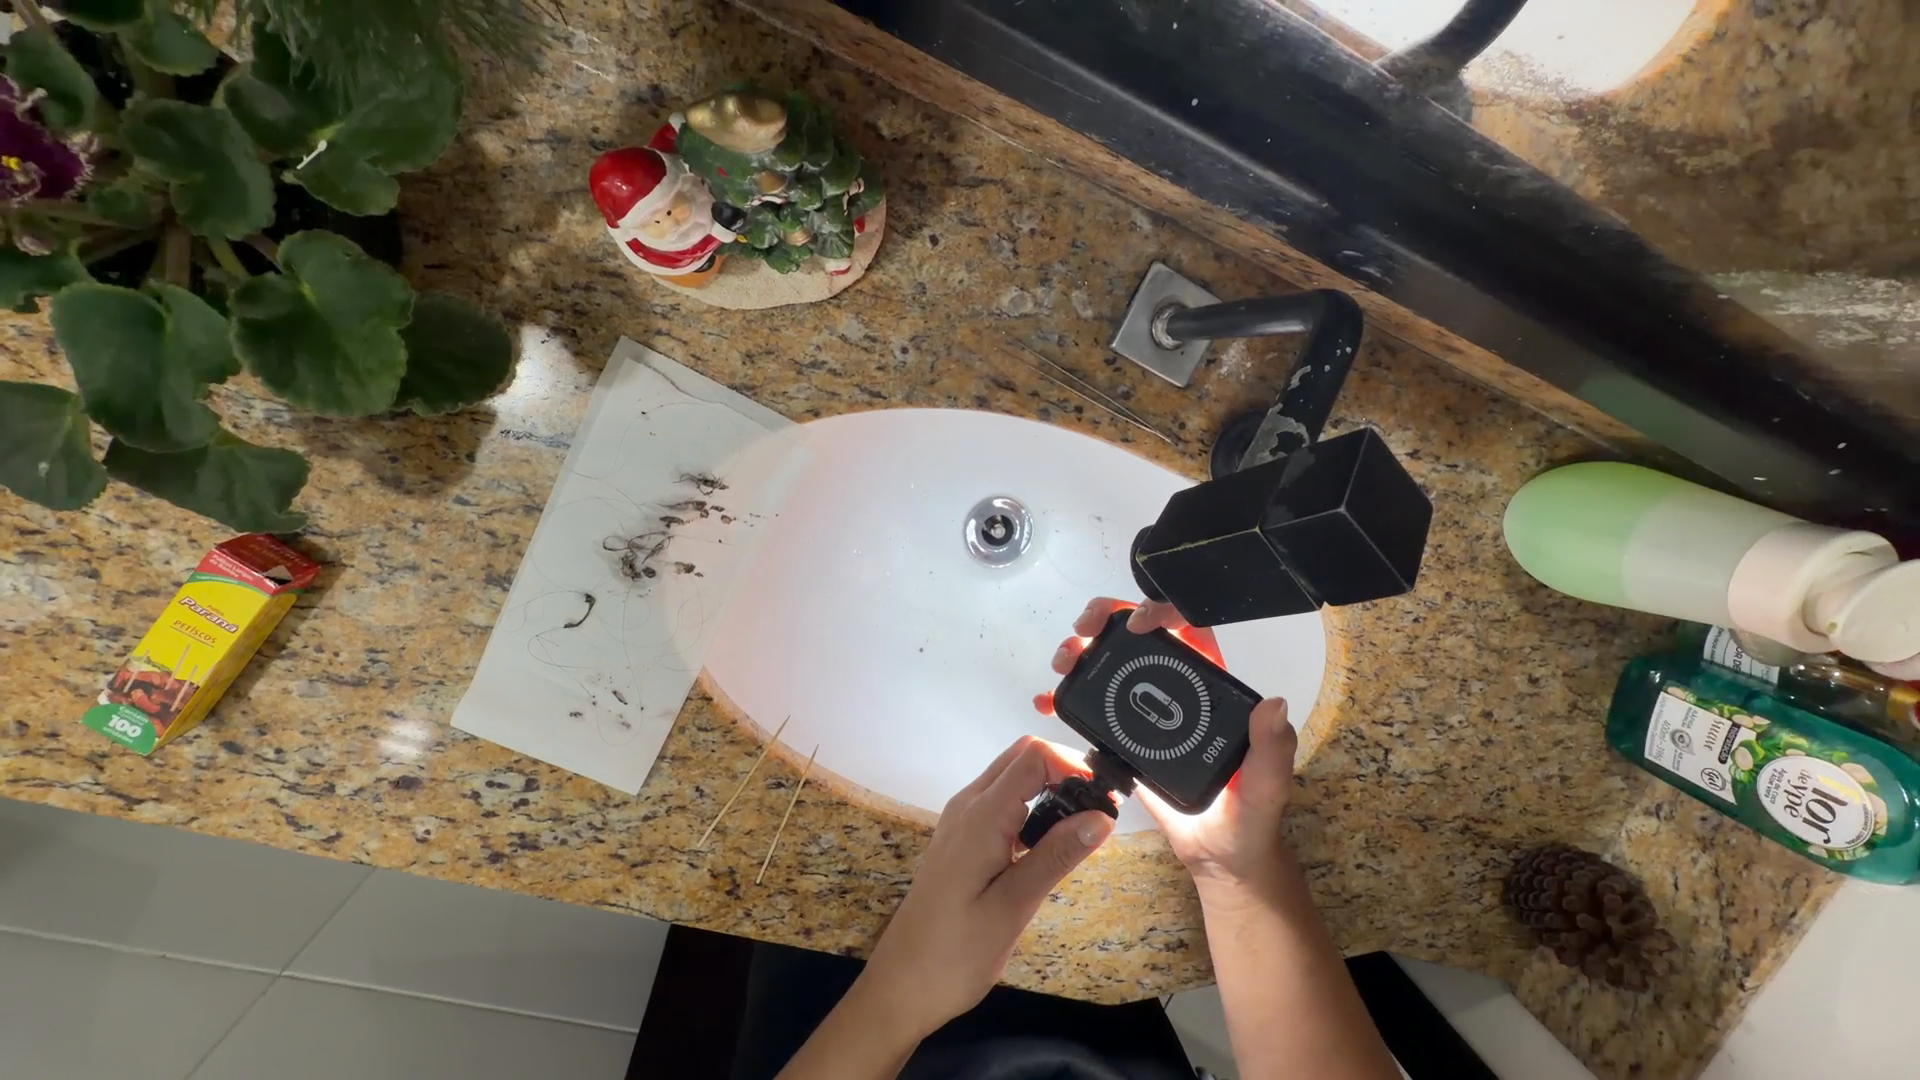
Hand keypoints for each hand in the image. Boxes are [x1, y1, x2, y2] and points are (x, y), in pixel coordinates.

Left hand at [857, 736, 1114, 1039]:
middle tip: (1101, 808)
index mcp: (981, 816)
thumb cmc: (955, 953)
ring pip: (1011, 778)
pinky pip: (1001, 803)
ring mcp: (961, 821)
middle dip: (1065, 770)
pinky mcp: (962, 839)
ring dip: (1050, 788)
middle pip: (1021, 758)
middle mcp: (968, 806)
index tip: (1106, 795)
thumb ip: (1056, 856)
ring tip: (1086, 826)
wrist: (900, 985)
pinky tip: (1051, 843)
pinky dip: (1032, 808)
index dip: (1073, 764)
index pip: (1032, 757)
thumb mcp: (1013, 907)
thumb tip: (1102, 816)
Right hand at [1035, 598, 1298, 891]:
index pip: (1188, 629)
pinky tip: (1047, 700)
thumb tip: (1272, 704)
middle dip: (1106, 619)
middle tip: (1082, 630)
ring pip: (1109, 662)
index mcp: (1210, 687)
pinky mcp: (1120, 735)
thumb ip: (1271, 747)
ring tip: (1063, 663)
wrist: (1216, 854)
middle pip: (1138, 635)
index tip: (1134, 625)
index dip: (1161, 612)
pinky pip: (1091, 706)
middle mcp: (1174, 688)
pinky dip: (1066, 697)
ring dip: (1081, 650)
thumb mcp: (1267, 784)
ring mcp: (1143, 710)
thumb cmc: (1248, 817)